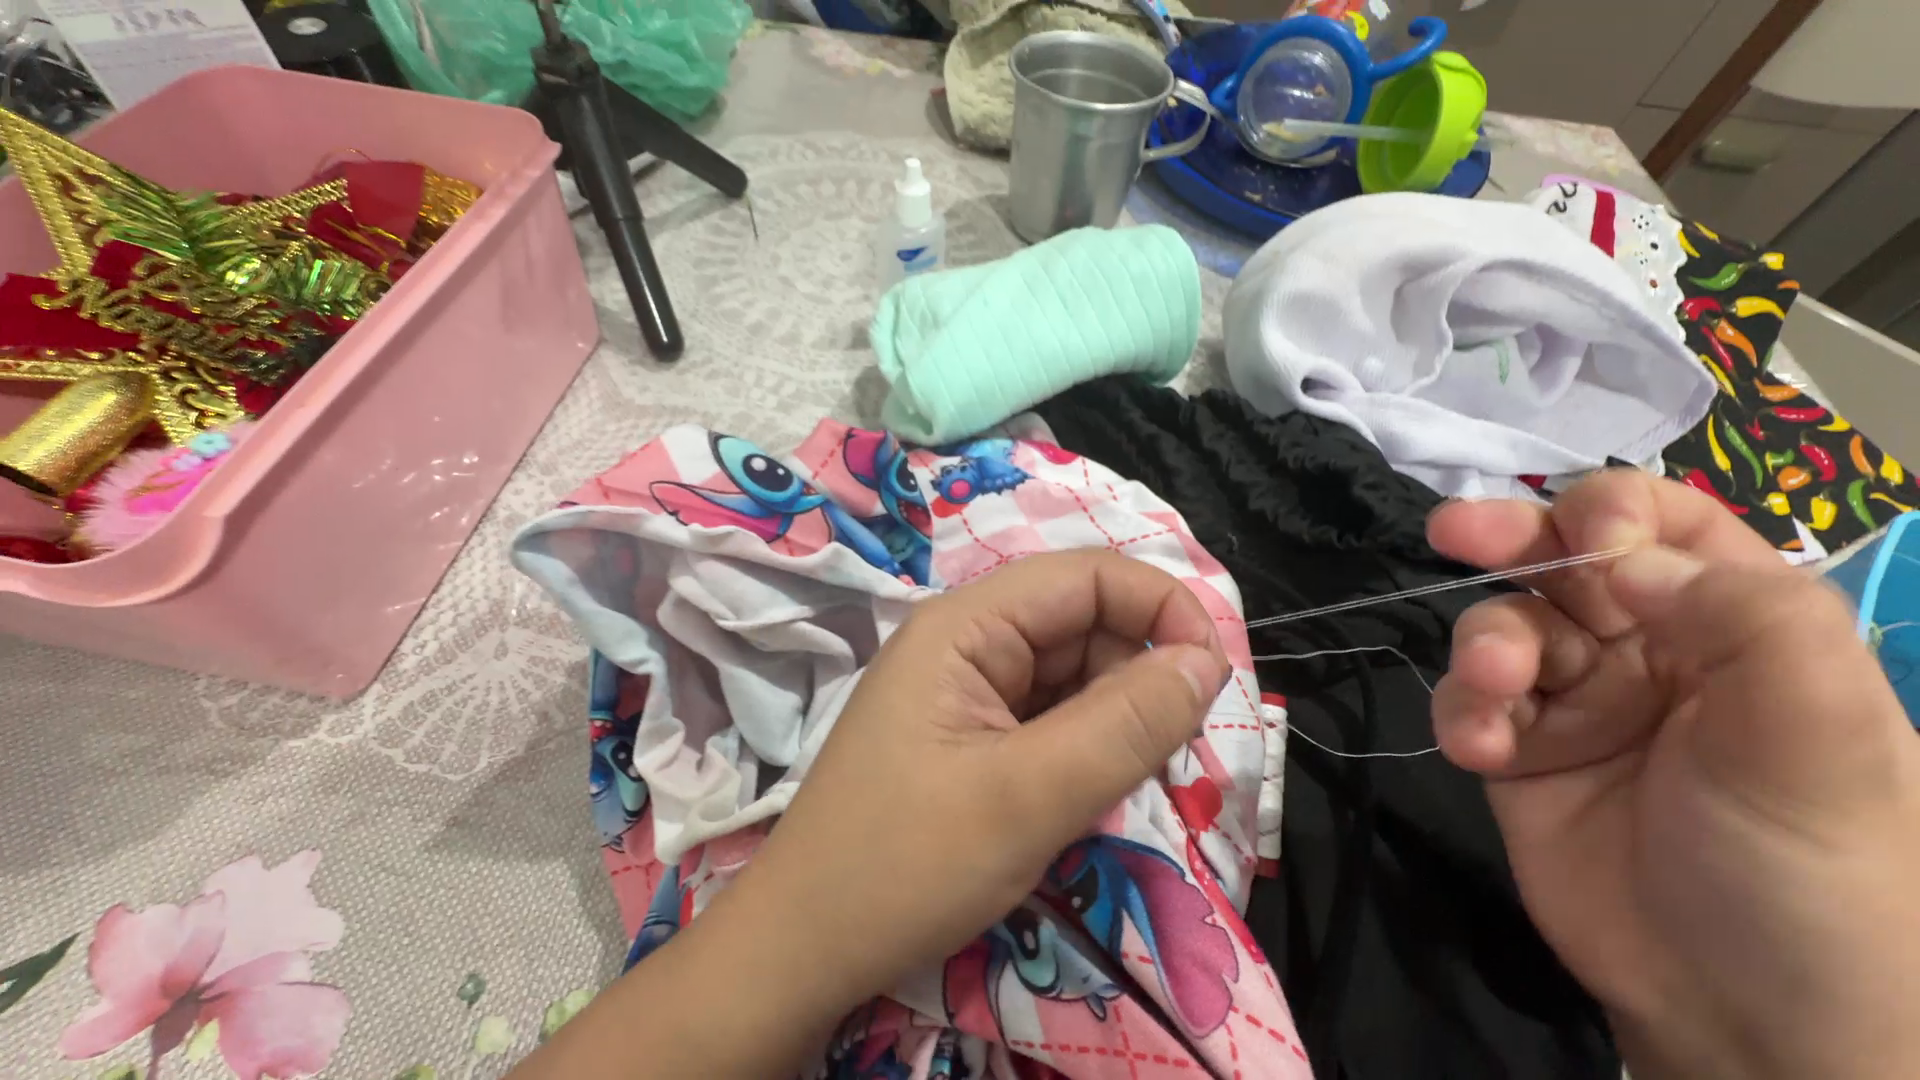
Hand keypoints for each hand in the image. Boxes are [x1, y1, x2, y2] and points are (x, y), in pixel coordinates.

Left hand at [515, 551, 1230, 1078]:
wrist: (806, 947)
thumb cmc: (906, 864)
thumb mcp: (1029, 796)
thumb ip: (1125, 725)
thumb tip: (1206, 662)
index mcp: (965, 627)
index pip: (1086, 576)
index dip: (1160, 607)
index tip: (1217, 677)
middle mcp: (965, 643)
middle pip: (1082, 623)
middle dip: (1140, 672)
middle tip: (1175, 751)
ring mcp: (965, 692)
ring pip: (1072, 675)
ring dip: (1116, 716)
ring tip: (1125, 781)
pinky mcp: (969, 737)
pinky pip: (1049, 718)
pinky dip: (1086, 745)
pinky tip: (1089, 792)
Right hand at [1428, 470, 1919, 1079]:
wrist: (1738, 1012)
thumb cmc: (1810, 868)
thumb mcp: (1827, 743)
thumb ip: (1750, 624)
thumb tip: (1621, 559)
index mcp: (1734, 626)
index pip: (1666, 527)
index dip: (1615, 511)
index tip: (1584, 536)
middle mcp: (1646, 648)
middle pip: (1560, 561)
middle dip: (1507, 538)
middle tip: (1452, 528)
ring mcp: (1573, 700)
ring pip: (1500, 628)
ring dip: (1484, 647)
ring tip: (1494, 689)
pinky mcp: (1514, 750)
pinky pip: (1466, 703)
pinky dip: (1463, 714)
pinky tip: (1482, 751)